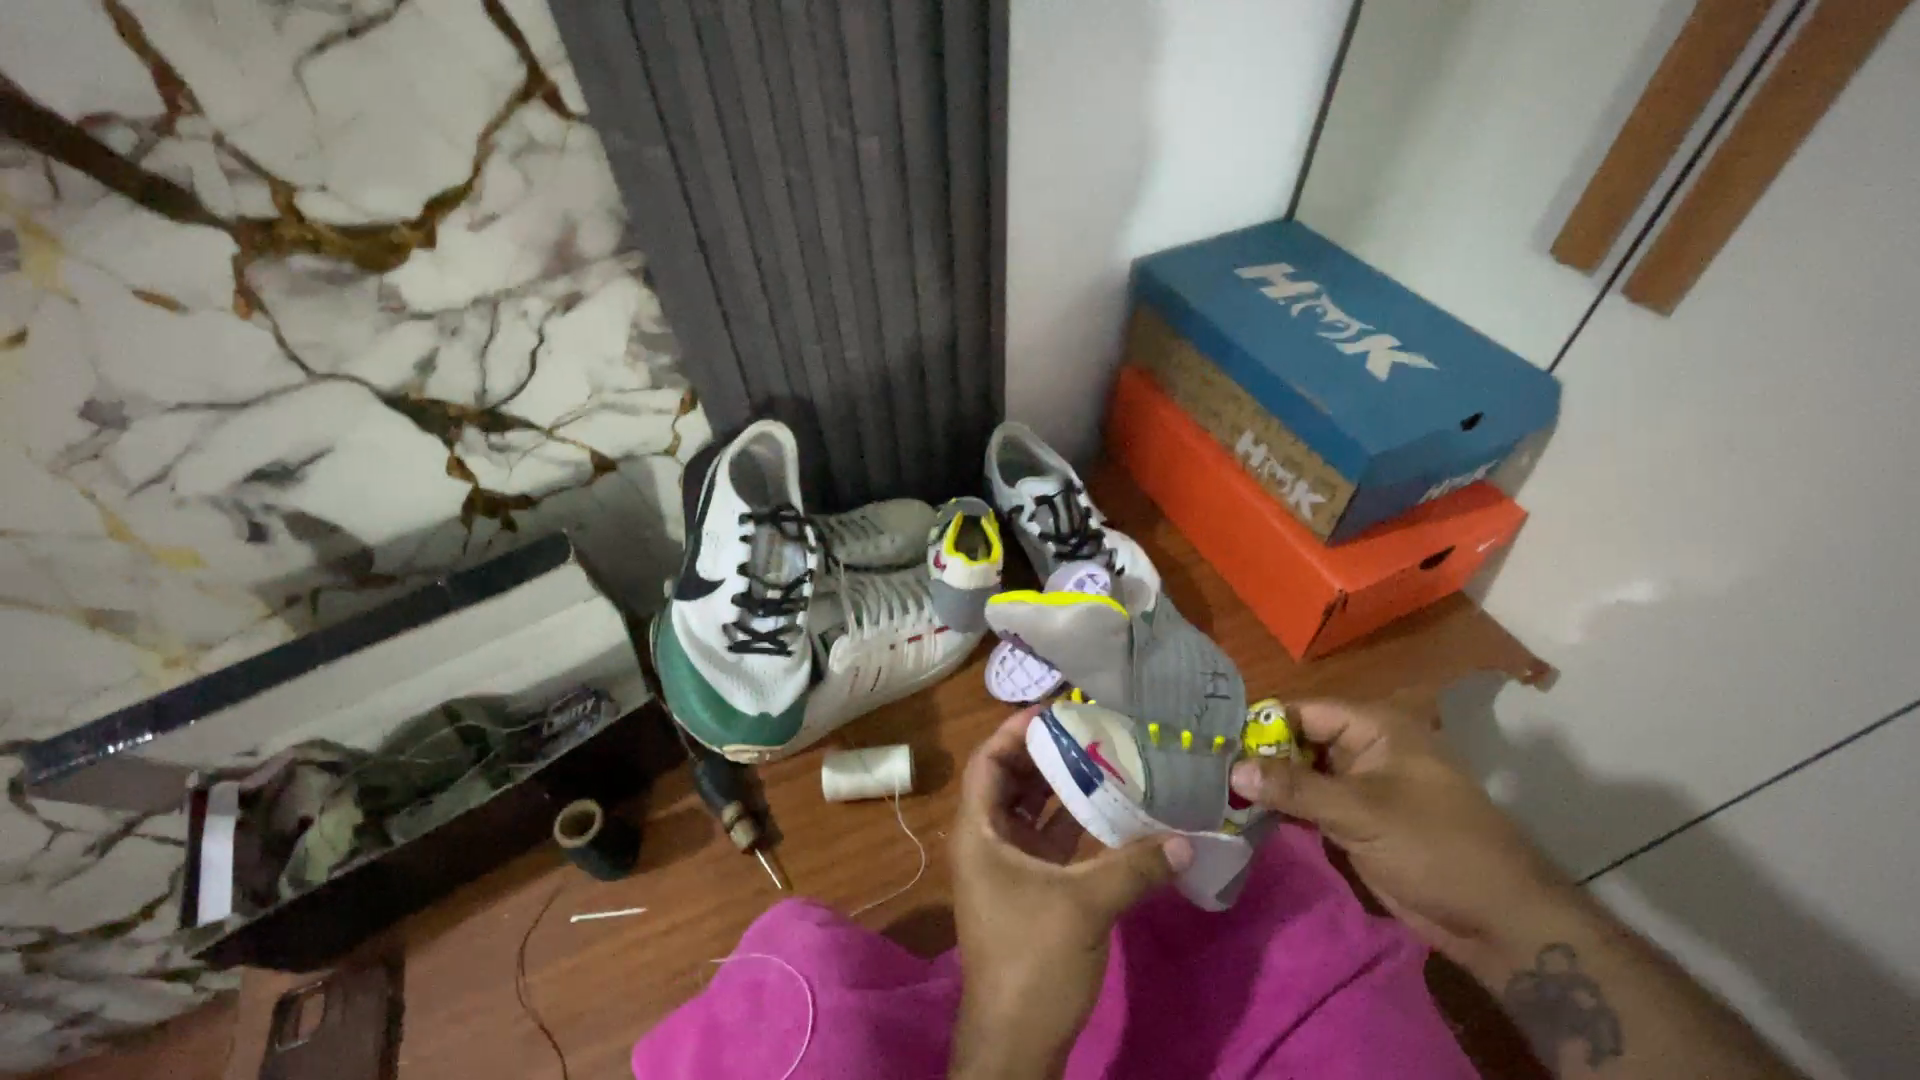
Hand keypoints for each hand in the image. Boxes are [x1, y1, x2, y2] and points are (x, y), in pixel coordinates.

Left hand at [949, 708, 1192, 1077]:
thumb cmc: (1033, 959)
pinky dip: (1076, 825)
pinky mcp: (1029, 891)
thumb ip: (1135, 866)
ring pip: (1033, 812)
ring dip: (1066, 789)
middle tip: (1093, 729)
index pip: (989, 762)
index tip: (1057, 710)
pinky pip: (1050, 842)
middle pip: (1012, 781)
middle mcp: (986, 841)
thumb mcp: (1085, 905)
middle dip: (1049, 755)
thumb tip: (1188, 840)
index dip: (1016, 731)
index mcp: (978, 832)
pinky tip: (1114, 812)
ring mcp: (1007, 867)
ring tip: (1109, 760)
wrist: (1016, 1039)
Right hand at [1229, 701, 1576, 971]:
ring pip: (1300, 776)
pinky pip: (1309, 806)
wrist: (1495, 919)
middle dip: (1257, 756)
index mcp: (1374, 728)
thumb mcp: (1361, 812)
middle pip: (1297, 742)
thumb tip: (1233, 768)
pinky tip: (1243, 816)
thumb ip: (1295, 788)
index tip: (1212, 740)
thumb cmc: (1435, 847)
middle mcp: (1363, 750)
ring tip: (1211, 791)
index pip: (1302, 712)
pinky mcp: (1355, 822)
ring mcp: (1359, 788)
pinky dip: (1282, 810)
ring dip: (1266, 786)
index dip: (1259, 724)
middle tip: (1203, 769)